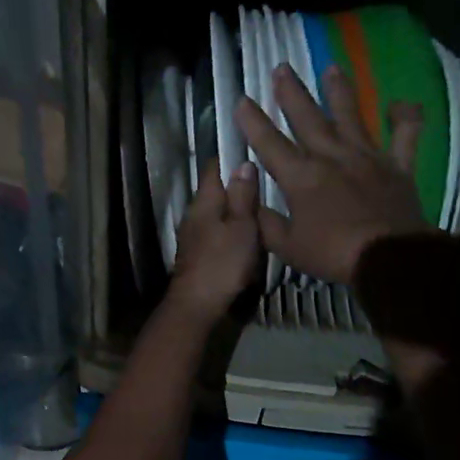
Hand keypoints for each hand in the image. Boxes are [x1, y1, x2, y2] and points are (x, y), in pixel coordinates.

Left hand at [166, 159, 261, 322]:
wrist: (197, 304)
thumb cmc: (223, 262)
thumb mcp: (242, 226)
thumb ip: (243, 195)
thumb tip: (242, 162)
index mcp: (204, 200)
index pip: (214, 166)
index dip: (232, 158)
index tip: (255, 156)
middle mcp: (194, 213)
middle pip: (217, 192)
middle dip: (238, 189)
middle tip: (267, 189)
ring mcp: (192, 235)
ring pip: (217, 214)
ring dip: (236, 214)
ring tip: (261, 215)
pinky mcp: (196, 254)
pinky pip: (216, 234)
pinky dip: (230, 233)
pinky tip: (246, 241)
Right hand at [236, 63, 430, 283]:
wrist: (387, 259)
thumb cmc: (331, 254)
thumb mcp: (287, 247)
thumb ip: (265, 222)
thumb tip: (249, 201)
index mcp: (301, 177)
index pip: (269, 144)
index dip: (253, 122)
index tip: (242, 100)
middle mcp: (331, 157)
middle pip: (308, 119)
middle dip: (291, 94)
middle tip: (281, 68)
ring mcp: (367, 157)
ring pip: (351, 116)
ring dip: (339, 91)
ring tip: (331, 69)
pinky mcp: (397, 166)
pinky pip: (405, 136)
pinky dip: (405, 118)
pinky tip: (401, 103)